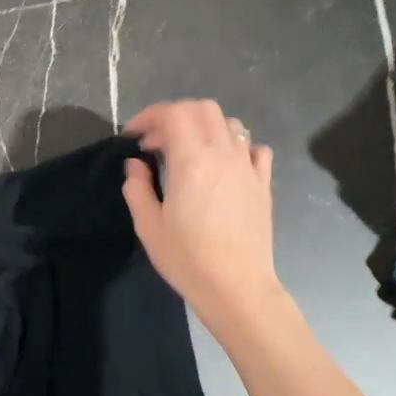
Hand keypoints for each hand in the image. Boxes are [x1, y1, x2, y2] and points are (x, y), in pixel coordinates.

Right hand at [122, 99, 282, 322]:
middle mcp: (224, 154)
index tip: (133, 135)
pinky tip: (220, 165)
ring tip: (184, 152)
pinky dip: (233, 146)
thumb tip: (136, 165)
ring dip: (202, 128)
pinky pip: (252, 148)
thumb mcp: (148, 226)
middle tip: (154, 143)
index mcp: (192, 162)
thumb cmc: (186, 259)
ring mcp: (248, 166)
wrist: (235, 285)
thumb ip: (137, 189)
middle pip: (203, 109)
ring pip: (229, 124)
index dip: (149, 117)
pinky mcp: (262, 182)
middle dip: (175, 116)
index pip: (174, 115)